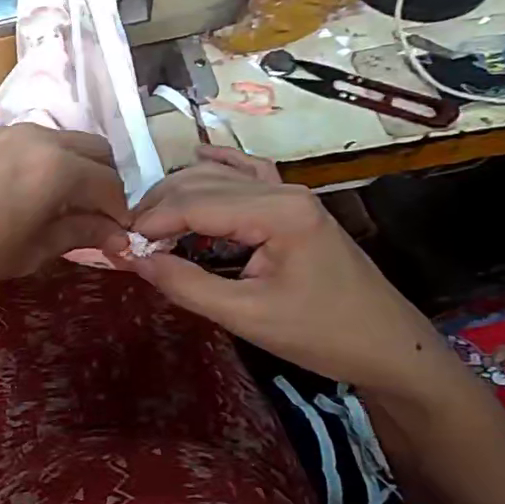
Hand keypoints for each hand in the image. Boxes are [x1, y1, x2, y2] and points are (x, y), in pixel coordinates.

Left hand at [0, 124, 130, 327]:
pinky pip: (26, 142)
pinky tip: (21, 194)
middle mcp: (37, 136)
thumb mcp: (27, 253)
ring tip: (59, 208)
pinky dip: (41, 163)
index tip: (120, 237)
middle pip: (94, 150)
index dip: (121, 213)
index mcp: (56, 168)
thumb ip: (77, 234)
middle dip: (104, 183)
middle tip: (94, 220)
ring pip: (60, 141)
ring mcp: (4, 130)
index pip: (110, 185)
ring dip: (73, 169)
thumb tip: (117, 235)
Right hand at [127, 147, 455, 397]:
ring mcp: (291, 194)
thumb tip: (132, 259)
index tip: (117, 242)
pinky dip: (218, 170)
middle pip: (203, 184)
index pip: (194, 203)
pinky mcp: (294, 206)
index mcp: (277, 211)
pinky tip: (197, 157)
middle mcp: (283, 190)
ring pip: (221, 178)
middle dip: (159, 207)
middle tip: (126, 238)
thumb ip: (184, 283)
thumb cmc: (320, 335)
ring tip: (147, 223)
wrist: (387, 346)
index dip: (150, 221)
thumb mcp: (245, 315)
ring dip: (180, 194)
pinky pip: (249, 175)